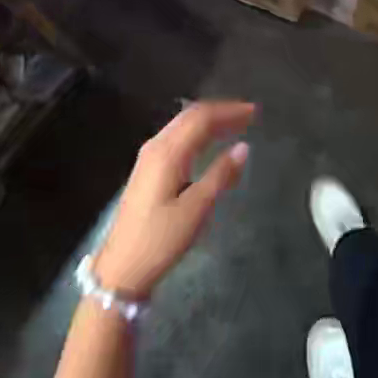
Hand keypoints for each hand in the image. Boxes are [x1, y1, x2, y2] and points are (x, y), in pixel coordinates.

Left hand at [92, 101, 254, 299]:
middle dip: (220, 112)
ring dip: (209, 121)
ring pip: (182, 126)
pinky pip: (177, 138)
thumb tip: (244, 147)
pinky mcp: (148, 168)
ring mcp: (149, 156)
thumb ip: (220, 175)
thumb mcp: (196, 209)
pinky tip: (210, 142)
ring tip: (236, 124)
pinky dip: (198, 133)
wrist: (122, 266)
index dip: (229, 111)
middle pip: (190, 116)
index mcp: (167, 153)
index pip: (200, 118)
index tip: (255, 112)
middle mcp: (156, 146)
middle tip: (249, 115)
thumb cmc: (161, 239)